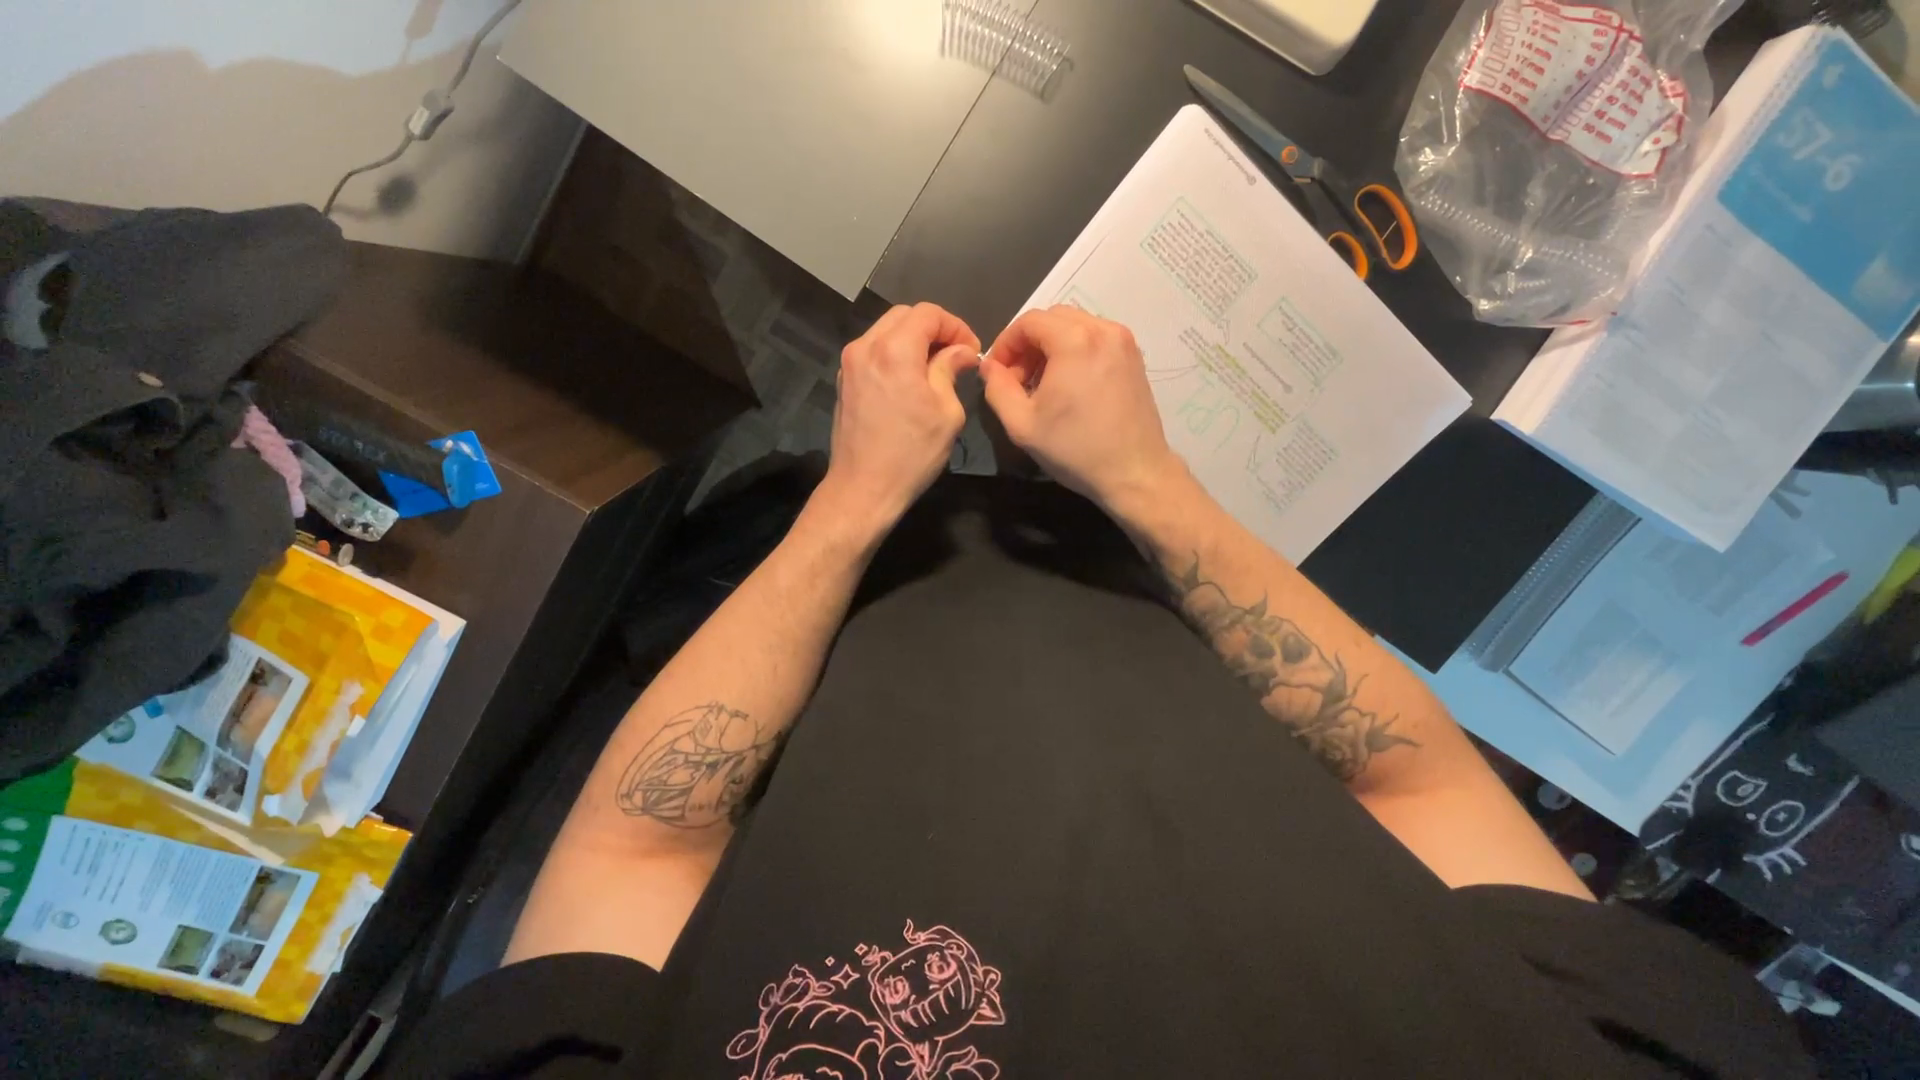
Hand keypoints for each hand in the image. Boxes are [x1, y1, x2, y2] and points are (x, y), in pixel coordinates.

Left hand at [817, 302, 980, 532]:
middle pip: (904, 316)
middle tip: (956, 355)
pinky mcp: (844, 380)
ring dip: (913, 341)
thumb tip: (962, 352)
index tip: (971, 351)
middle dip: (934, 329)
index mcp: (894, 351)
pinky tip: (911, 380)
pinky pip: (873, 351)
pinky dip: (895, 354)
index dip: (955, 326)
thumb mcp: (946, 412)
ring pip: (886, 331)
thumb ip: (950, 371)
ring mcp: (849, 363)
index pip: (928, 313)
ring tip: (935, 368)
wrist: (863, 488)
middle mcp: (865, 347)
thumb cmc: (911, 454)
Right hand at [981, 306, 1186, 510]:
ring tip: (1043, 384)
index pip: (1028, 321)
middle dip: (1029, 343)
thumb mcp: (1021, 424)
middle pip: (1053, 318)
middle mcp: (1103, 330)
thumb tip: (989, 366)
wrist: (1134, 471)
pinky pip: (1096, 339)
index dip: (1006, 343)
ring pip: (1075, 326)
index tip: (998, 373)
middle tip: (1019, 380)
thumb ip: (997, 387)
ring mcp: (1124, 342)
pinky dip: (1076, 351)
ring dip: (1052, 347)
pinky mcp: (1134, 357)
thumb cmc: (1075, 449)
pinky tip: (1069, 385)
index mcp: (1075, 340)